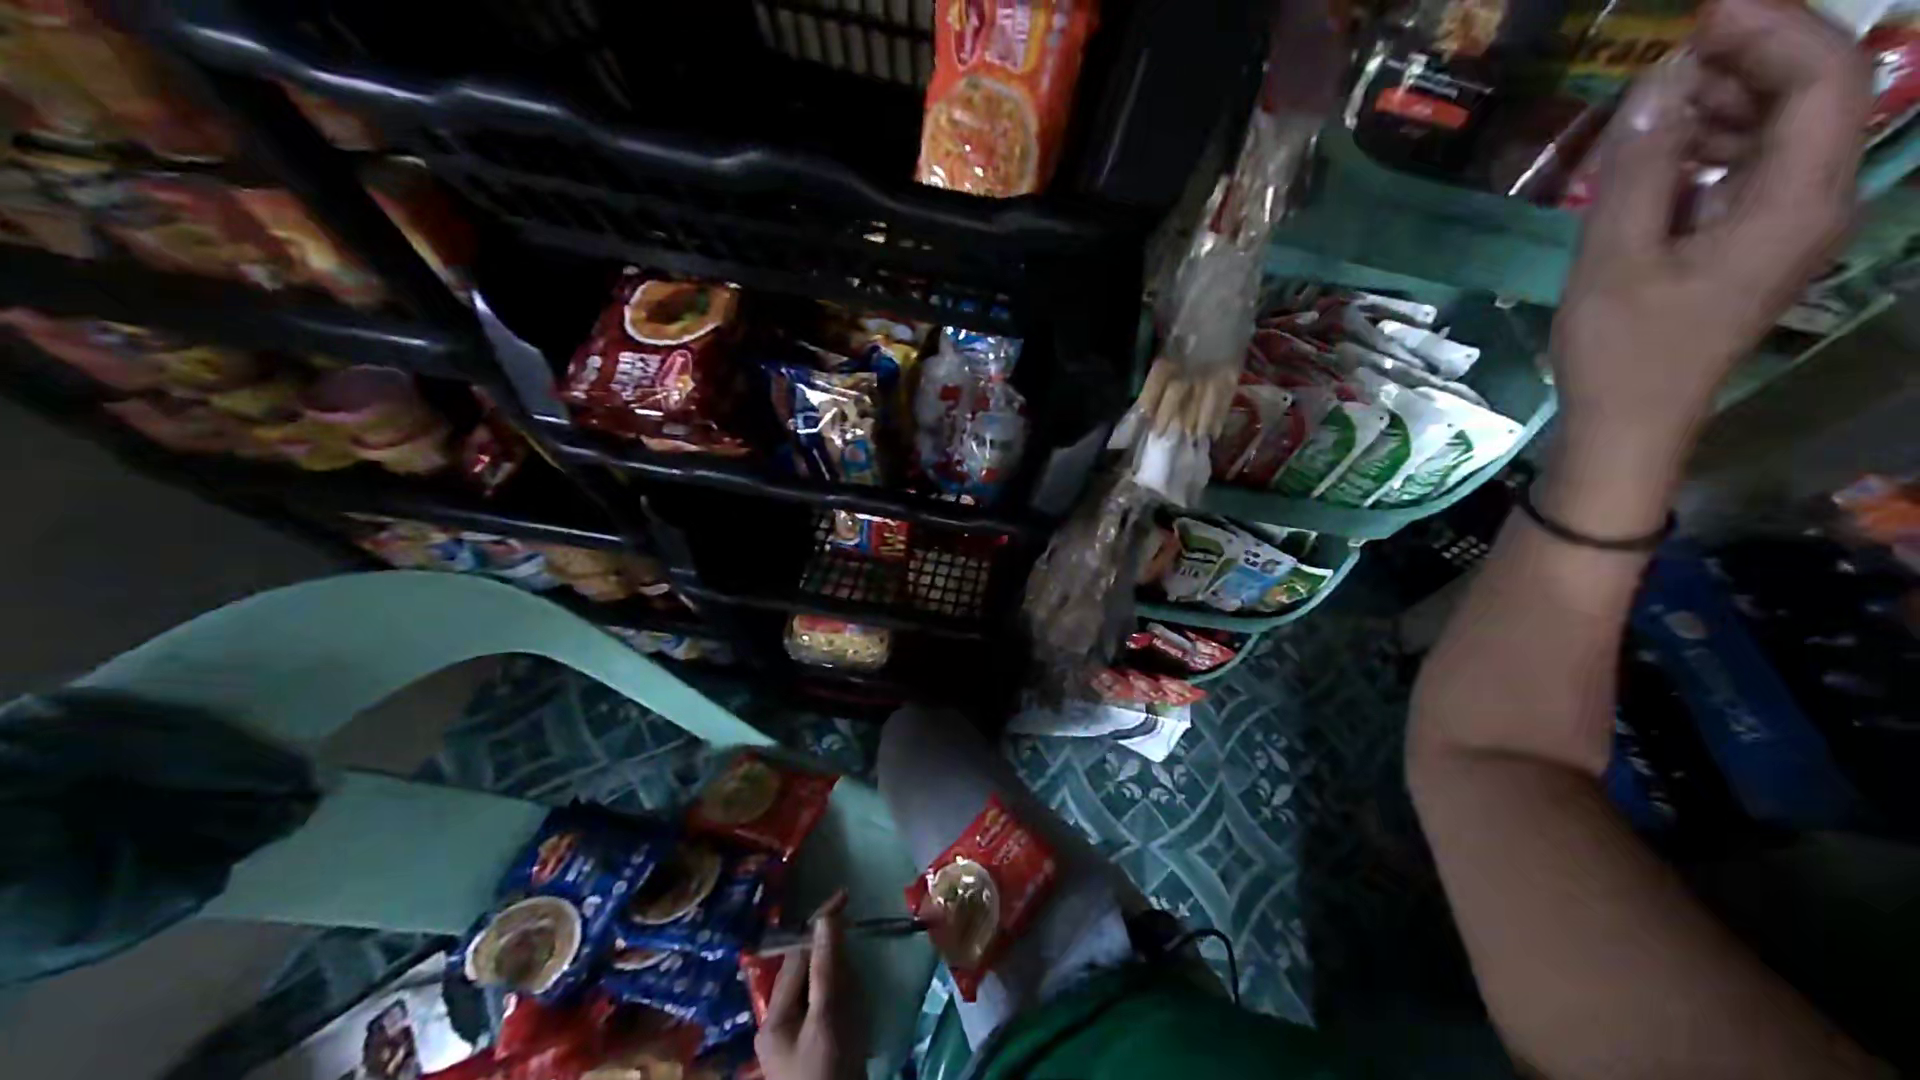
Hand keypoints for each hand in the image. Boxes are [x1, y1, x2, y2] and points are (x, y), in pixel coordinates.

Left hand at [754, 892, 862, 1079]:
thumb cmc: (827, 1076)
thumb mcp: (828, 1019)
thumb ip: (827, 968)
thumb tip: (826, 918)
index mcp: (774, 1016)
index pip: (797, 954)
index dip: (820, 923)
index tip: (844, 895)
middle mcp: (779, 1025)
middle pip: (807, 971)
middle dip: (833, 957)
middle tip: (856, 954)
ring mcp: (798, 1041)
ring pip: (821, 989)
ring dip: (841, 979)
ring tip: (856, 994)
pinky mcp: (816, 1051)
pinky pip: (830, 1011)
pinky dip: (846, 1001)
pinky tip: (857, 1013)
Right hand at [1546, 0, 1870, 530]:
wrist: (1629, 424)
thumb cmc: (1622, 350)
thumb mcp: (1614, 261)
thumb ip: (1639, 171)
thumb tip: (1657, 86)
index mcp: (1795, 203)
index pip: (1822, 80)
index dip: (1773, 30)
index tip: (1702, 15)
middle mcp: (1816, 203)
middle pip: (1818, 97)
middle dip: (1756, 57)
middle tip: (1677, 46)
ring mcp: (1788, 228)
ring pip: (1787, 133)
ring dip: (1733, 101)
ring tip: (1661, 96)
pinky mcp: (1753, 248)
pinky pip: (1754, 173)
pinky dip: (1716, 146)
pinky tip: (1665, 152)